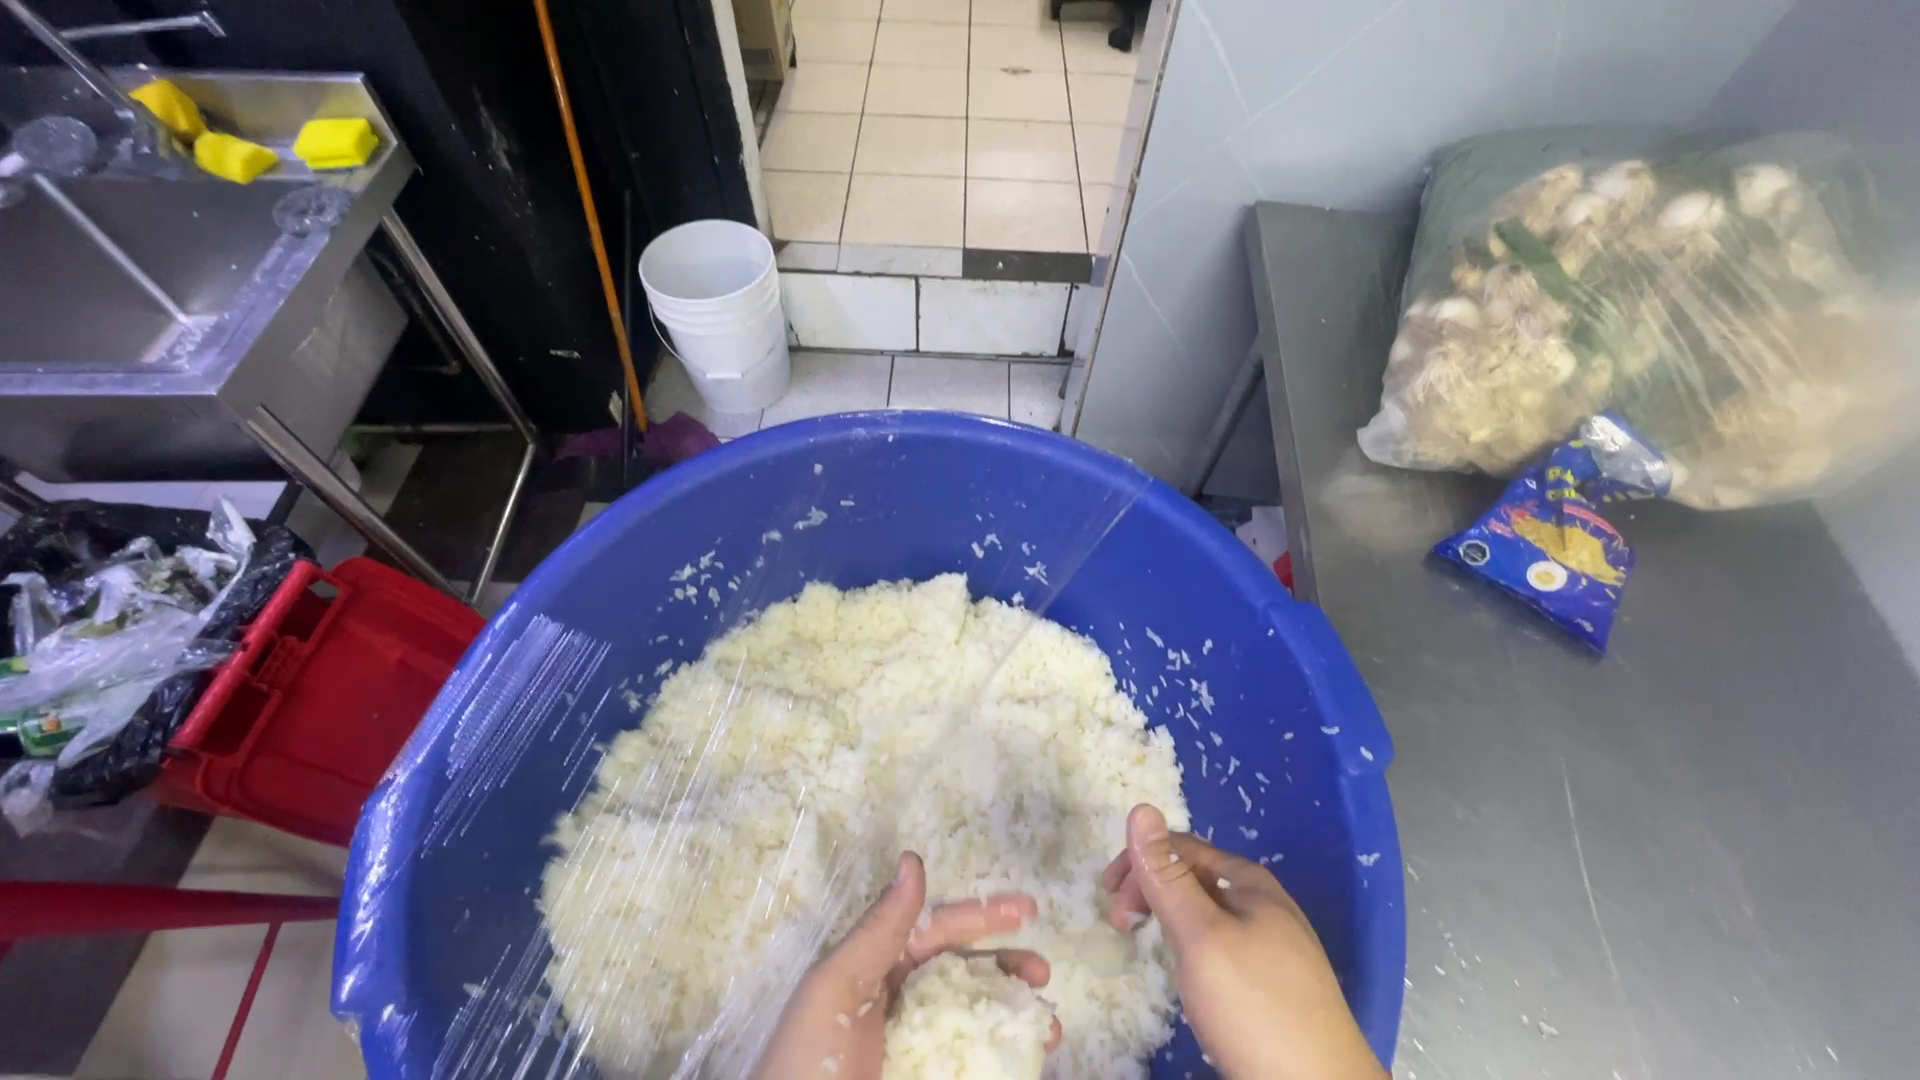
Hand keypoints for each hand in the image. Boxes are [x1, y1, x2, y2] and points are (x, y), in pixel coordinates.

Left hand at [753, 851, 1062, 1079]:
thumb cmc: (809, 1065)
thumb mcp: (835, 990)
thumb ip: (879, 930)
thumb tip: (913, 860)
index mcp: (874, 972)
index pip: (936, 931)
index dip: (980, 915)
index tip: (1027, 910)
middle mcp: (900, 1006)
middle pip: (964, 973)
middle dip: (1006, 966)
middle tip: (1042, 973)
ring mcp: (917, 1050)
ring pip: (976, 1019)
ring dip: (1016, 1014)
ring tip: (1049, 1023)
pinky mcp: (932, 1078)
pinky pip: (976, 1063)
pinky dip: (1007, 1057)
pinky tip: (1032, 1055)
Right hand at [1103, 804, 1385, 1079]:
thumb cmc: (1255, 1006)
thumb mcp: (1201, 935)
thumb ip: (1168, 876)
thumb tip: (1141, 807)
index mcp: (1252, 883)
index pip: (1182, 848)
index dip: (1140, 862)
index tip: (1108, 897)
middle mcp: (1265, 906)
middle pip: (1194, 878)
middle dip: (1150, 890)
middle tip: (1120, 925)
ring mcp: (1273, 948)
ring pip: (1206, 915)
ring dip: (1168, 919)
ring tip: (1146, 947)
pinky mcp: (1272, 986)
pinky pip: (1220, 947)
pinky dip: (1190, 948)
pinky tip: (1186, 975)